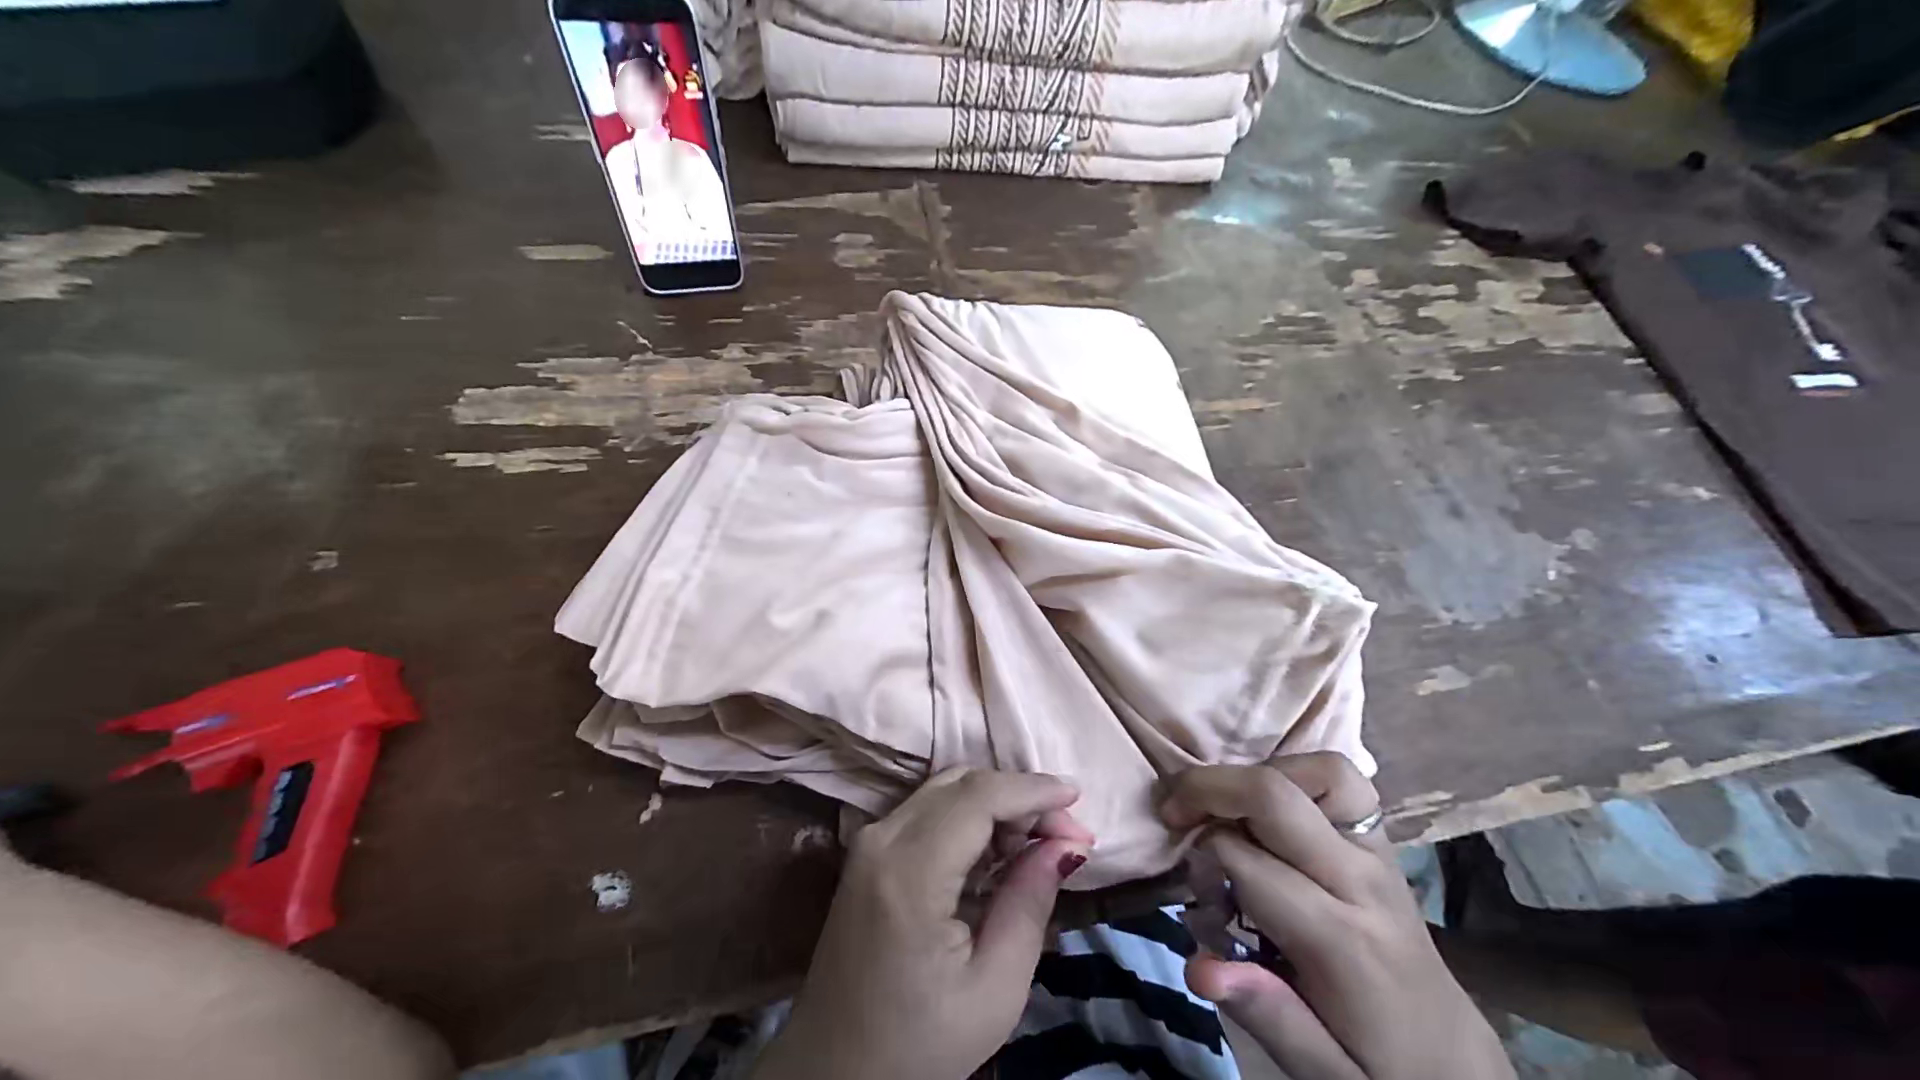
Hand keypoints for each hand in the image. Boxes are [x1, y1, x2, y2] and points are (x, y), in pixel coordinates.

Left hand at [754, 769, 1094, 1079]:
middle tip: (1068, 834)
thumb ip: (1030, 902)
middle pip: (961, 784)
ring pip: (944, 790)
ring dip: (997, 802)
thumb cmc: (918, 1044)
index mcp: (908, 873)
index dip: (1031, 789)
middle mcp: (880, 840)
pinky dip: (970, 815)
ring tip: (1041, 843)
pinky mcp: (866, 853)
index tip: (1078, 797)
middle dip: (1020, 797)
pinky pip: (927, 809)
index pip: (978, 797)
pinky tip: (999, 848)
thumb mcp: (995, 988)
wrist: (833, 1072)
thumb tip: (1067, 844)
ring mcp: (867, 843)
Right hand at [1161, 753, 1513, 1079]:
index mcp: (1341, 941)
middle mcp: (1360, 879)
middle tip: (1173, 810)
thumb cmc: (1384, 1071)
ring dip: (1259, 774)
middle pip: (1275, 794)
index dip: (1200, 855)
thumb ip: (1269, 1019)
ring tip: (1226, 805)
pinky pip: (1338, 781)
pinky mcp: (1381, 843)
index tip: (1188, 882)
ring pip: (1320, 770)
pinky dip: (1294, 776)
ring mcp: (1377, 852)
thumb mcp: (1330, 1077)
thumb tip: (1199, 968)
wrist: (1460, 1064)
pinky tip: (1264, 811)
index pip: (1244, 858)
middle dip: (1208, 787)